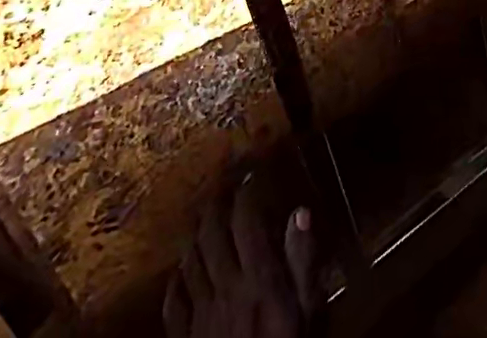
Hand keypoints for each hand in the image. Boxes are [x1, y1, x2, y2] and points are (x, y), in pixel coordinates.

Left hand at [163, 179, 316, 337]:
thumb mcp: (310, 313)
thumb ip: (304, 263)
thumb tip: (299, 213)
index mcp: (258, 278)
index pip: (245, 221)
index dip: (245, 192)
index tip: (251, 172)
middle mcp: (224, 287)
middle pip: (210, 235)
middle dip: (215, 203)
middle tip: (224, 184)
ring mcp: (200, 314)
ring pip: (189, 261)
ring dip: (196, 233)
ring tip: (204, 216)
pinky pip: (175, 301)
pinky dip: (178, 278)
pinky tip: (182, 271)